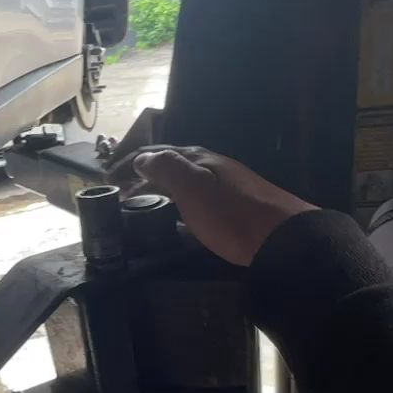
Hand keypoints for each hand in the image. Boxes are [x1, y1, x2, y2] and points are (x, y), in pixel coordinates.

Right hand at [114, 145, 315, 266]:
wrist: (283, 239)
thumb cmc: (232, 214)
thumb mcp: (193, 187)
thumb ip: (166, 168)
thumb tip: (142, 158)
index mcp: (201, 160)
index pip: (159, 153)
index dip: (132, 162)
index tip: (109, 178)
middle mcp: (215, 168)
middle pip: (174, 163)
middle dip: (146, 173)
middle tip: (122, 191)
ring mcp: (229, 187)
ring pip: (187, 180)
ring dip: (162, 186)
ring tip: (145, 202)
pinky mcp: (238, 208)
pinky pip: (199, 196)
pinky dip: (179, 200)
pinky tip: (181, 215)